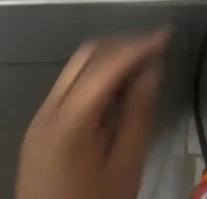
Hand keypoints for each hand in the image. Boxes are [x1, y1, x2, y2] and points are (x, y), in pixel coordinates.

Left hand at [16, 31, 168, 198]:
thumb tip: (153, 69)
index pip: (107, 64)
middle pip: (87, 56)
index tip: (167, 37)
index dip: (139, 45)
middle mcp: (48, 110)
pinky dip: (95, 79)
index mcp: (69, 120)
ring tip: (142, 69)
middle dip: (123, 47)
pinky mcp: (39, 131)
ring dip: (109, 61)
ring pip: (76, 69)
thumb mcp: (124, 168)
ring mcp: (39, 120)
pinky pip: (69, 88)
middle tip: (155, 51)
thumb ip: (138, 114)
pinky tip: (117, 92)